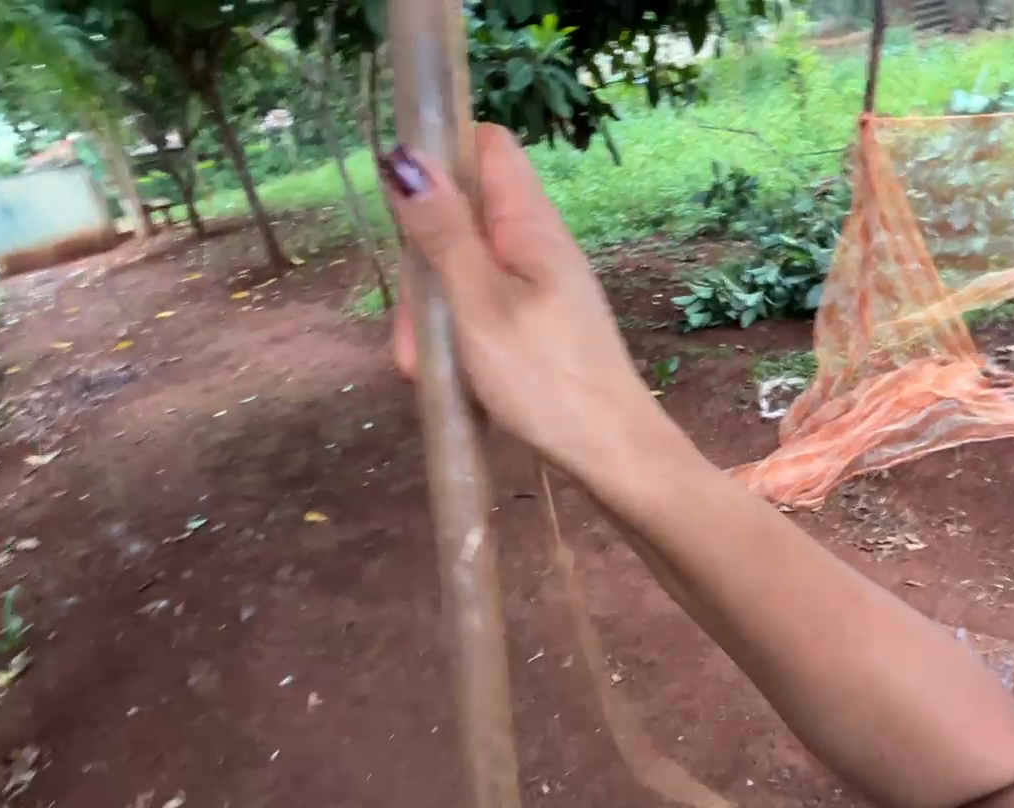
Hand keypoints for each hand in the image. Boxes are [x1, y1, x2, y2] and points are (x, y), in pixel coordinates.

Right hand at [380, 127, 679, 479]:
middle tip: (413, 336)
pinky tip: (450, 379)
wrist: (609, 452)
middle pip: (464, 220)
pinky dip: (461, 339)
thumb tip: (404, 155)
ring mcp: (539, 291)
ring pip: (468, 275)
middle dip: (425, 268)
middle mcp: (536, 247)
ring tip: (425, 372)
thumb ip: (442, 232)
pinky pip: (485, 313)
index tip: (405, 210)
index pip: (486, 149)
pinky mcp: (538, 330)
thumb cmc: (544, 379)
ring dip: (437, 316)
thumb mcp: (478, 303)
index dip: (441, 159)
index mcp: (529, 224)